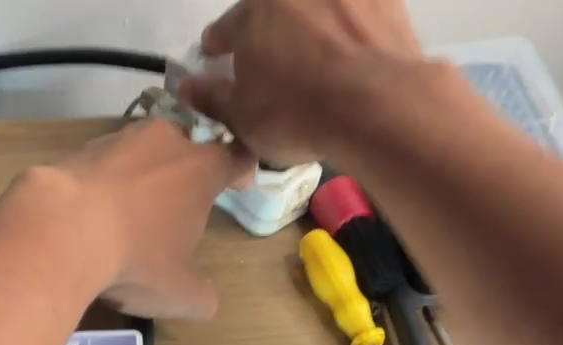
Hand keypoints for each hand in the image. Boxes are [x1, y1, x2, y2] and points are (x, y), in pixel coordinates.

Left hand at [8, 118, 251, 319]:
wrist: (61, 231)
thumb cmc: (135, 260)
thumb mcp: (178, 293)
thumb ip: (201, 297)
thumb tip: (206, 302)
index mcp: (201, 170)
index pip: (236, 159)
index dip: (242, 171)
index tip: (240, 184)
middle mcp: (166, 142)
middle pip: (186, 149)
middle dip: (185, 174)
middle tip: (176, 208)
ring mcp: (120, 140)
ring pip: (141, 153)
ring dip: (141, 178)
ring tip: (129, 214)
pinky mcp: (79, 151)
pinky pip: (101, 167)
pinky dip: (103, 187)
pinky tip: (90, 217)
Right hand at [179, 0, 429, 165]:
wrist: (376, 103)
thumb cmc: (294, 113)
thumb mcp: (242, 116)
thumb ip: (212, 97)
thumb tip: (187, 86)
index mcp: (254, 11)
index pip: (225, 28)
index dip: (217, 45)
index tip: (214, 54)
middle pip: (271, 10)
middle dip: (264, 31)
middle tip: (266, 59)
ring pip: (314, 9)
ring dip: (307, 26)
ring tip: (310, 55)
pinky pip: (354, 11)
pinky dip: (346, 27)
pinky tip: (348, 53)